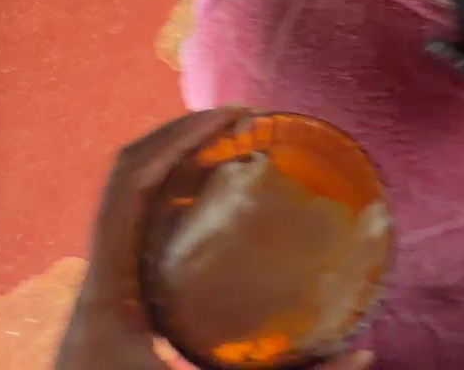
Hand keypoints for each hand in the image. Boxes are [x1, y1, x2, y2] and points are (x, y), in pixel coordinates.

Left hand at [57, 111, 376, 369]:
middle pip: (124, 172)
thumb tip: (366, 352)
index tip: (233, 117)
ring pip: (124, 193)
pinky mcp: (110, 298)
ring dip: (172, 155)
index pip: (129, 185)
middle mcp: (97, 278)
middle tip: (241, 118)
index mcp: (109, 294)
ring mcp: (98, 286)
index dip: (178, 139)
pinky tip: (209, 195)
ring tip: (228, 140)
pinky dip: (169, 191)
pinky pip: (132, 221)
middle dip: (180, 133)